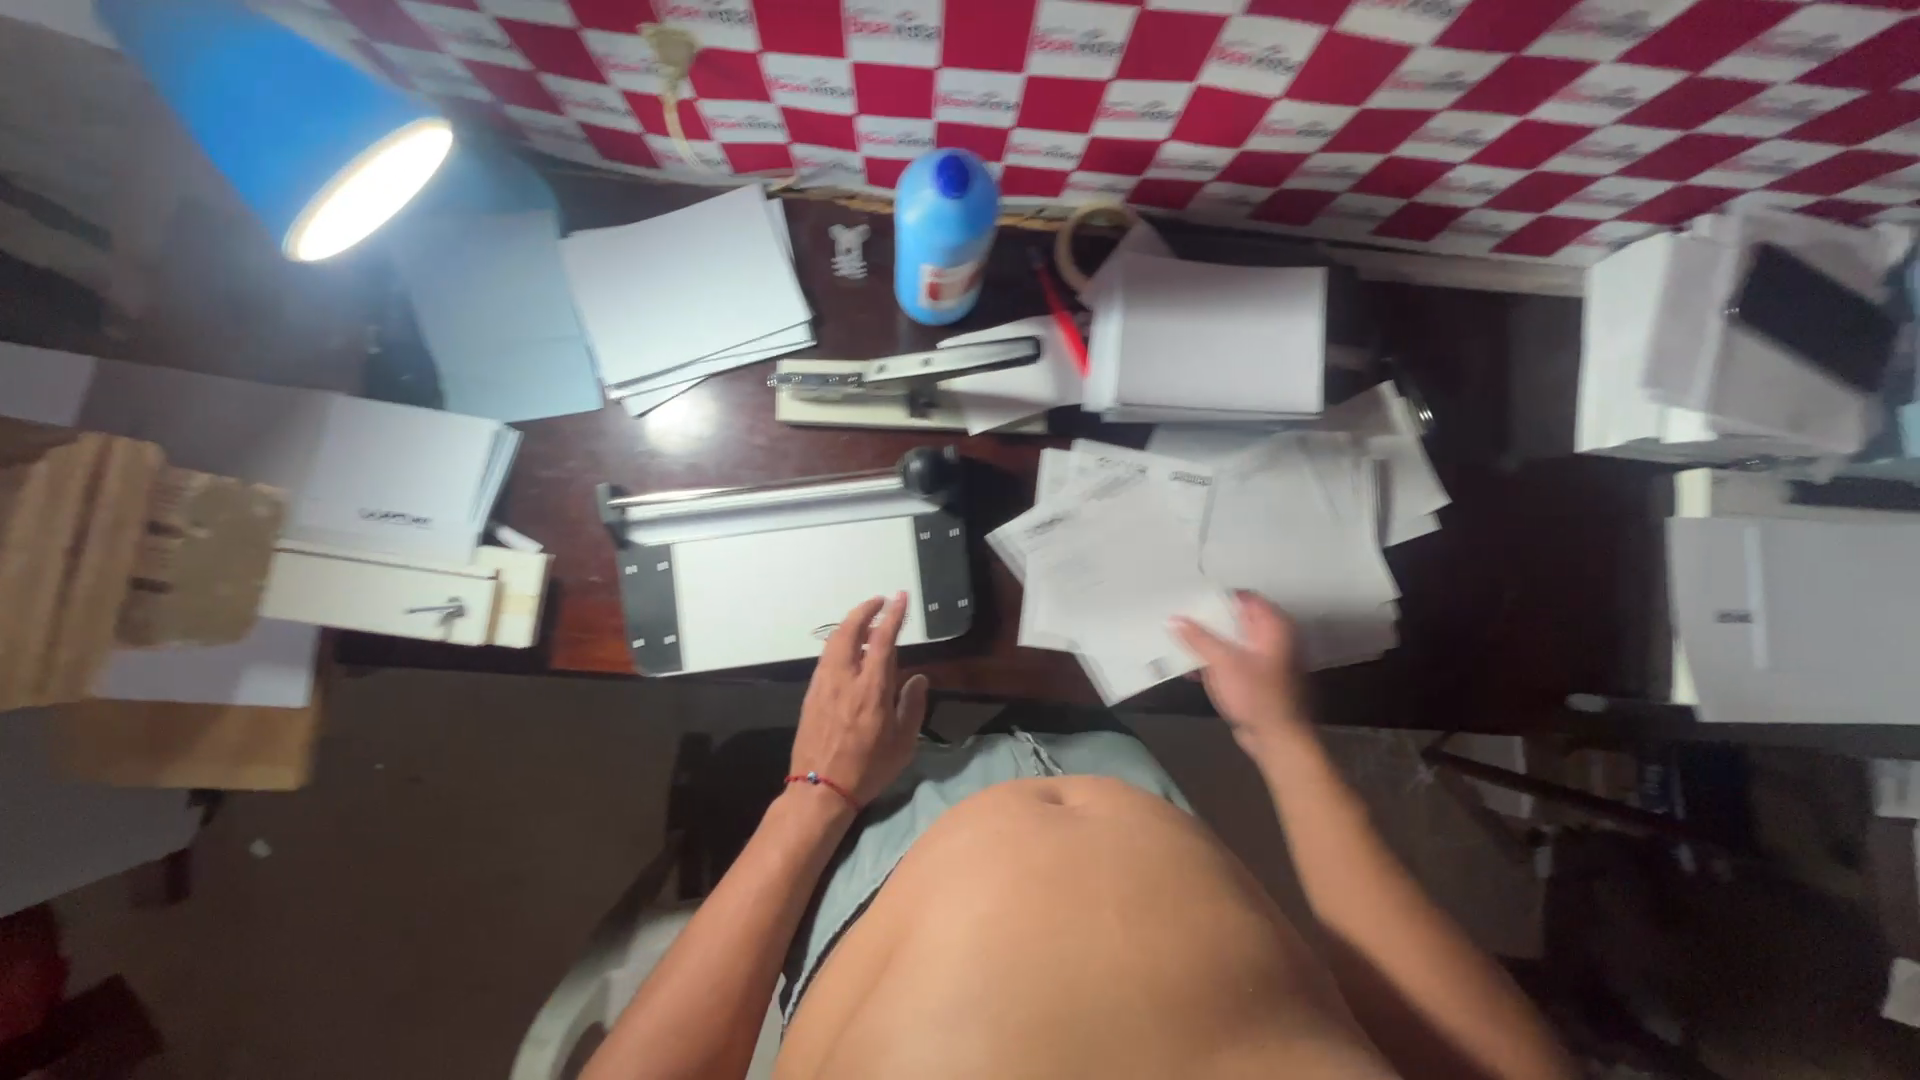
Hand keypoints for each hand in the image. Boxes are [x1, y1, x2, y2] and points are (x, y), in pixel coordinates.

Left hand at [792, 592, 928, 808]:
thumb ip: (912, 705)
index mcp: (871, 688)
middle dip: (864, 610)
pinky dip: (839, 645)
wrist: (820, 789)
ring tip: (865, 623)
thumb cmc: (868, 768)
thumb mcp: (903, 743)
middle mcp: (844, 678)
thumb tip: (918, 678)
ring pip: (833, 643)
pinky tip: (847, 652)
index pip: (882, 639)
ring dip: (850, 625)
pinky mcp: (811, 695)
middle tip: (879, 602)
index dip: (892, 614)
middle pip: (849, 631)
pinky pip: (826, 659)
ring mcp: (823, 685)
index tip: (899, 597)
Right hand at [1171, 592, 1311, 759]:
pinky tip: (1190, 670)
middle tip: (1180, 621)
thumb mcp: (1222, 661)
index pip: (1243, 597)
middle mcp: (1273, 638)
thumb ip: (1197, 638)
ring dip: (1207, 644)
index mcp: (1273, 626)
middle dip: (1207, 622)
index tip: (1190, 601)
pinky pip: (1232, 661)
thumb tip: (1174, 618)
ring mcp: (1266, 659)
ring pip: (1232, 641)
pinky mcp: (1257, 679)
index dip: (1217, 598)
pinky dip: (1214, 662)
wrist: (1277, 738)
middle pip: (1236, 619)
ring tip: (1179, 644)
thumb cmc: (1255, 695)